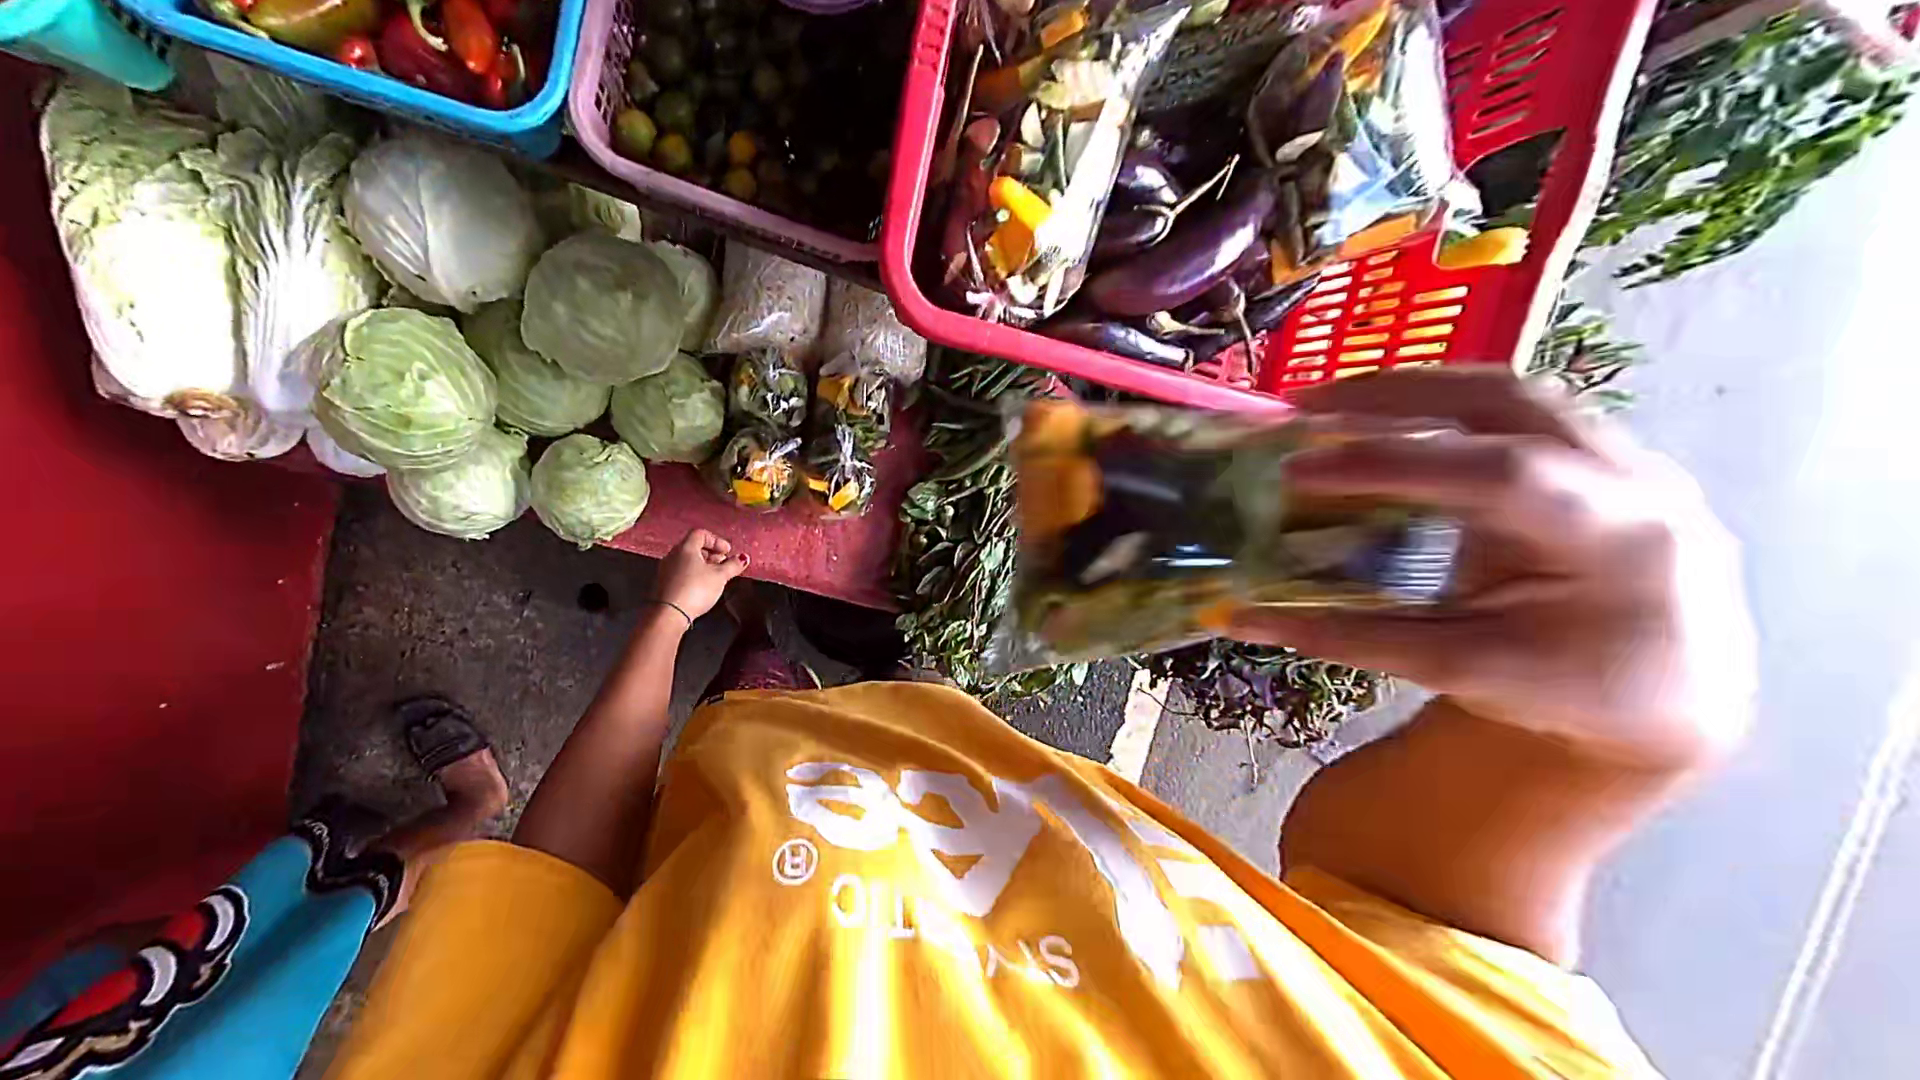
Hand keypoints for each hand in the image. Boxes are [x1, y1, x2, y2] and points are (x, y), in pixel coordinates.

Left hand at [654, 529, 749, 622]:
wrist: (669, 614)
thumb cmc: (694, 590)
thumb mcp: (720, 576)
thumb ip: (733, 565)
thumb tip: (743, 558)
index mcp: (685, 548)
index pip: (701, 534)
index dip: (716, 540)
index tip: (727, 551)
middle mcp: (672, 556)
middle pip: (693, 547)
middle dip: (711, 553)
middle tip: (724, 562)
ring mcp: (666, 570)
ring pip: (686, 561)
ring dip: (702, 565)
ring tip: (715, 576)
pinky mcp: (664, 584)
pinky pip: (680, 573)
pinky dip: (693, 574)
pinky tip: (702, 586)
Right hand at [1227, 368, 1755, 767]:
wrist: (1671, 700)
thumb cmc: (1569, 692)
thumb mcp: (1458, 669)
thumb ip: (1350, 638)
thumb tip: (1239, 620)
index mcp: (1613, 536)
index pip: (1490, 473)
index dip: (1387, 462)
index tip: (1297, 467)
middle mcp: (1631, 476)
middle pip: (1505, 398)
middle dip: (1394, 392)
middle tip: (1300, 406)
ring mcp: (1621, 455)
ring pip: (1509, 391)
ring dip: (1413, 388)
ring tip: (1330, 403)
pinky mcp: (1594, 456)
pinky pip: (1510, 409)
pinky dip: (1437, 404)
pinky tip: (1386, 419)